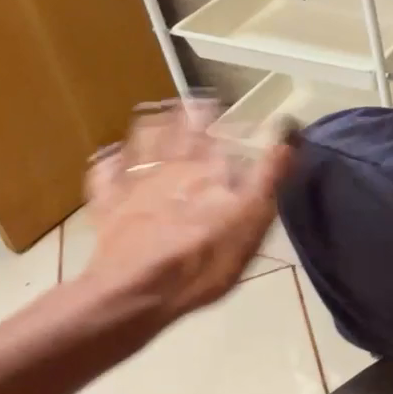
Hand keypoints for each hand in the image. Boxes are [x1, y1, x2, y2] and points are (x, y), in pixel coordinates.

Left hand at [78, 99, 297, 323]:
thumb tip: (289, 129)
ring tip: (152, 113)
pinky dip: (107, 163)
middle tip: (188, 101)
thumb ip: (270, 173)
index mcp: (208, 170)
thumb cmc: (205, 258)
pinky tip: (109, 156)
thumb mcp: (254, 219)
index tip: (220, 101)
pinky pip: (104, 177)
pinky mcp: (108, 210)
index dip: (217, 115)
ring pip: (140, 145)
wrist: (139, 292)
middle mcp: (170, 168)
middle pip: (175, 131)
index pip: (215, 132)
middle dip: (182, 114)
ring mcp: (134, 187)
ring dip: (147, 126)